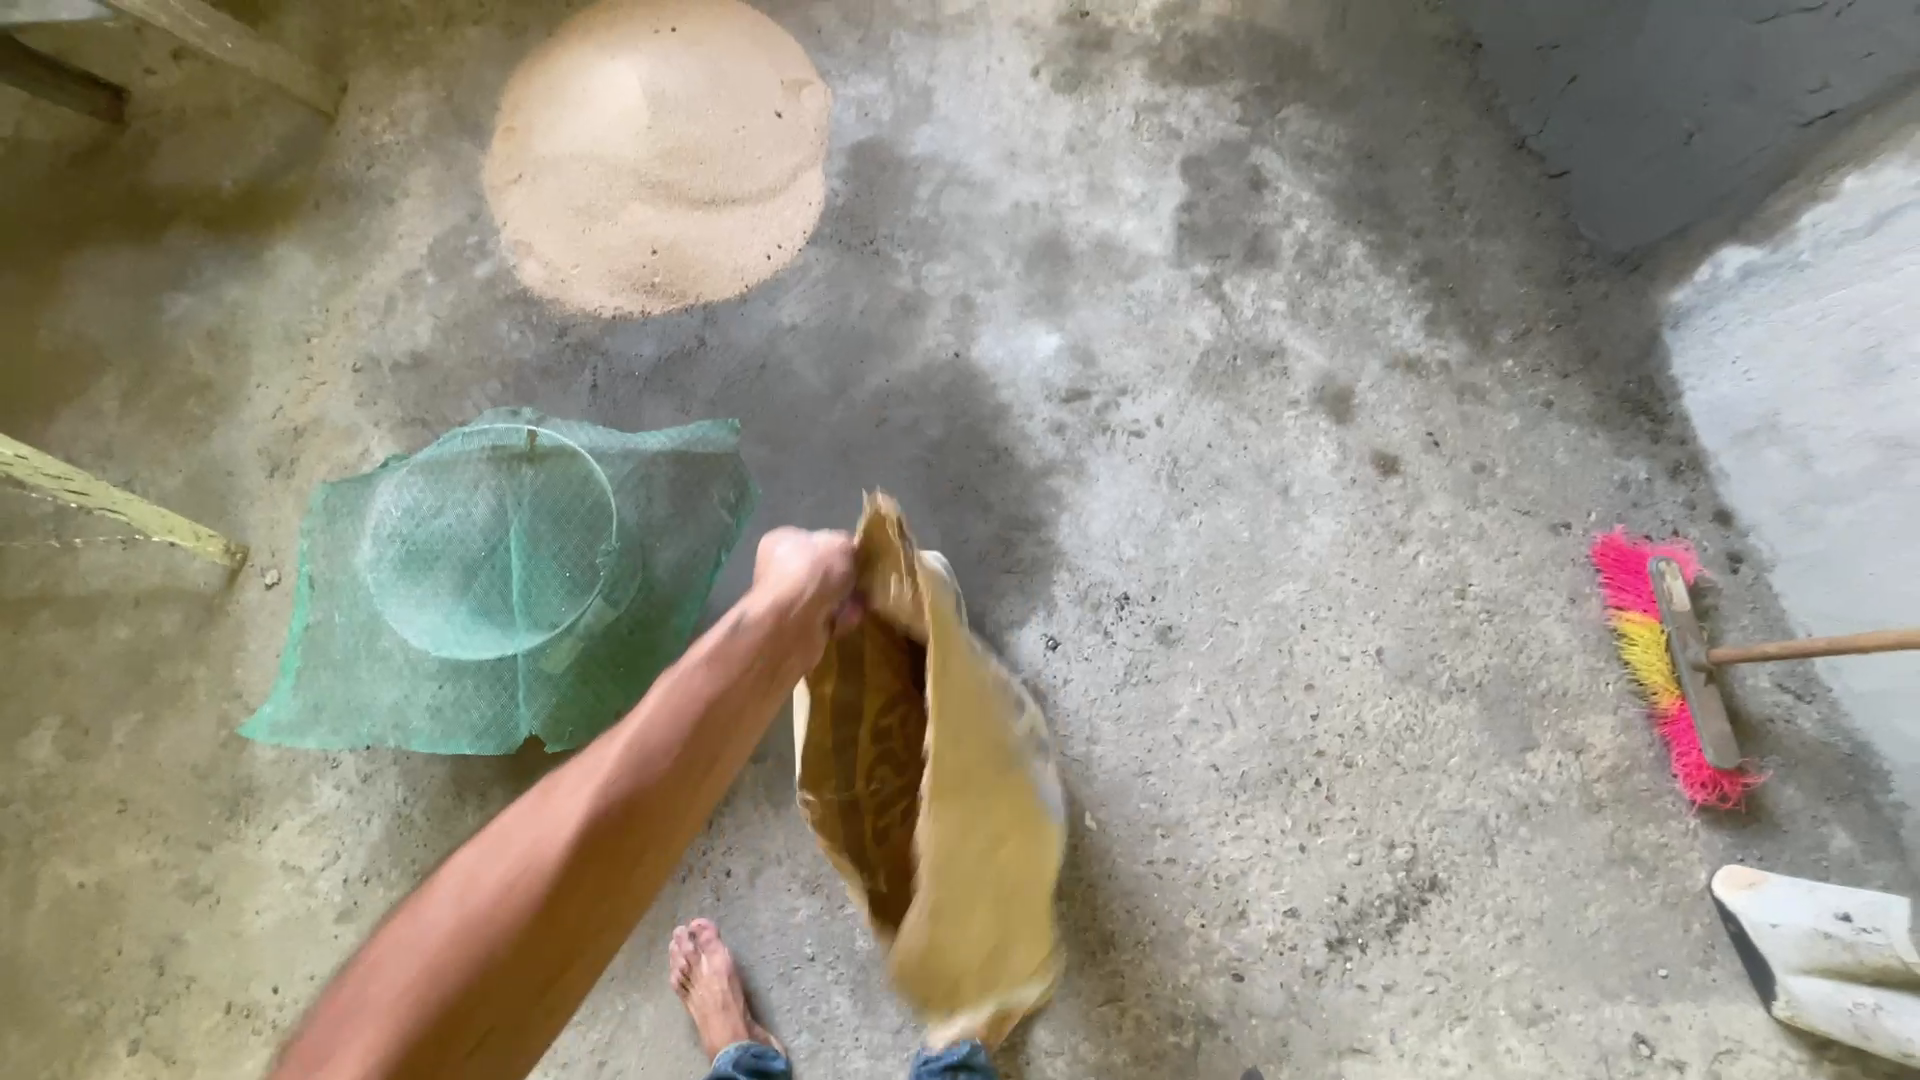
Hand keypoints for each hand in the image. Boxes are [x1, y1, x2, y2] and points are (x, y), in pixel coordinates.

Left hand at [749, 528, 860, 637]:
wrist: (792, 623)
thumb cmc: (812, 572)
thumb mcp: (841, 543)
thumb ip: (850, 545)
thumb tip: (853, 554)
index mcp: (782, 541)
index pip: (814, 540)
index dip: (839, 547)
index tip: (859, 557)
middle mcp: (778, 570)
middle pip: (824, 572)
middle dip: (846, 579)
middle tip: (863, 583)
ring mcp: (785, 602)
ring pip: (829, 599)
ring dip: (847, 602)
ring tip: (857, 604)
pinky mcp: (795, 629)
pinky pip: (828, 621)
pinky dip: (841, 621)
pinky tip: (847, 621)